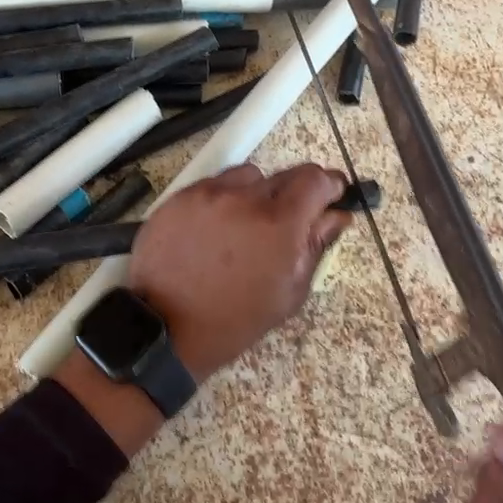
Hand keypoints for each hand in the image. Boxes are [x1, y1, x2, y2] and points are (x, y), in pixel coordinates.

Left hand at [127, 162, 350, 379]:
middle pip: (285, 175)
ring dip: (257, 194)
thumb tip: (337, 216)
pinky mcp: (180, 197)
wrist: (165, 327)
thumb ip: (316, 246)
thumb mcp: (289, 292)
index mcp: (278, 224)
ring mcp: (208, 194)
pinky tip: (216, 229)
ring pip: (248, 176)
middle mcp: (244, 198)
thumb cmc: (234, 321)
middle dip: (296, 193)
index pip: (316, 180)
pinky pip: (213, 185)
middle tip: (290, 219)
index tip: (333, 194)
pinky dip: (223, 199)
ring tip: (247, 226)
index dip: (330, 184)